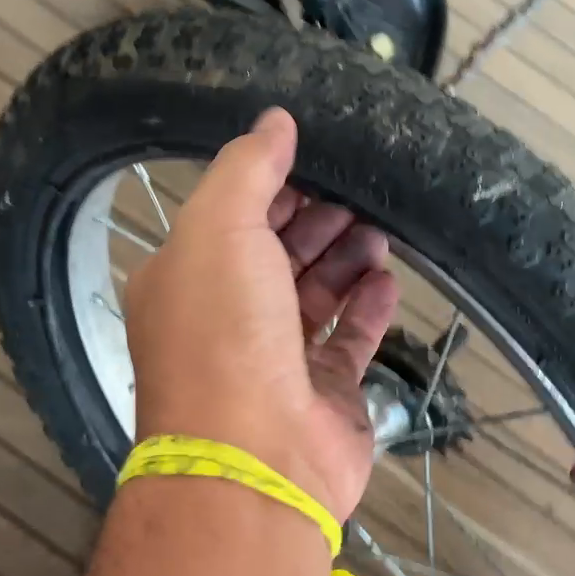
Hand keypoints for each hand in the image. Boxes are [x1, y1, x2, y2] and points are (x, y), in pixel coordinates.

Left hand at [125, 108, 398, 521]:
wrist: (254, 456)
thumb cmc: (224, 333)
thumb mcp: (218, 229)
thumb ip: (247, 169)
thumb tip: (275, 119)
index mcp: (186, 281)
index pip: (231, 221)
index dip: (270, 187)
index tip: (314, 158)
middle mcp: (227, 321)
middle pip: (276, 257)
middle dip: (314, 222)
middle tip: (358, 192)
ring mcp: (277, 361)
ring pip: (316, 296)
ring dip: (345, 259)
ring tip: (378, 229)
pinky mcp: (325, 393)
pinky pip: (349, 339)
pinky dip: (368, 307)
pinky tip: (388, 277)